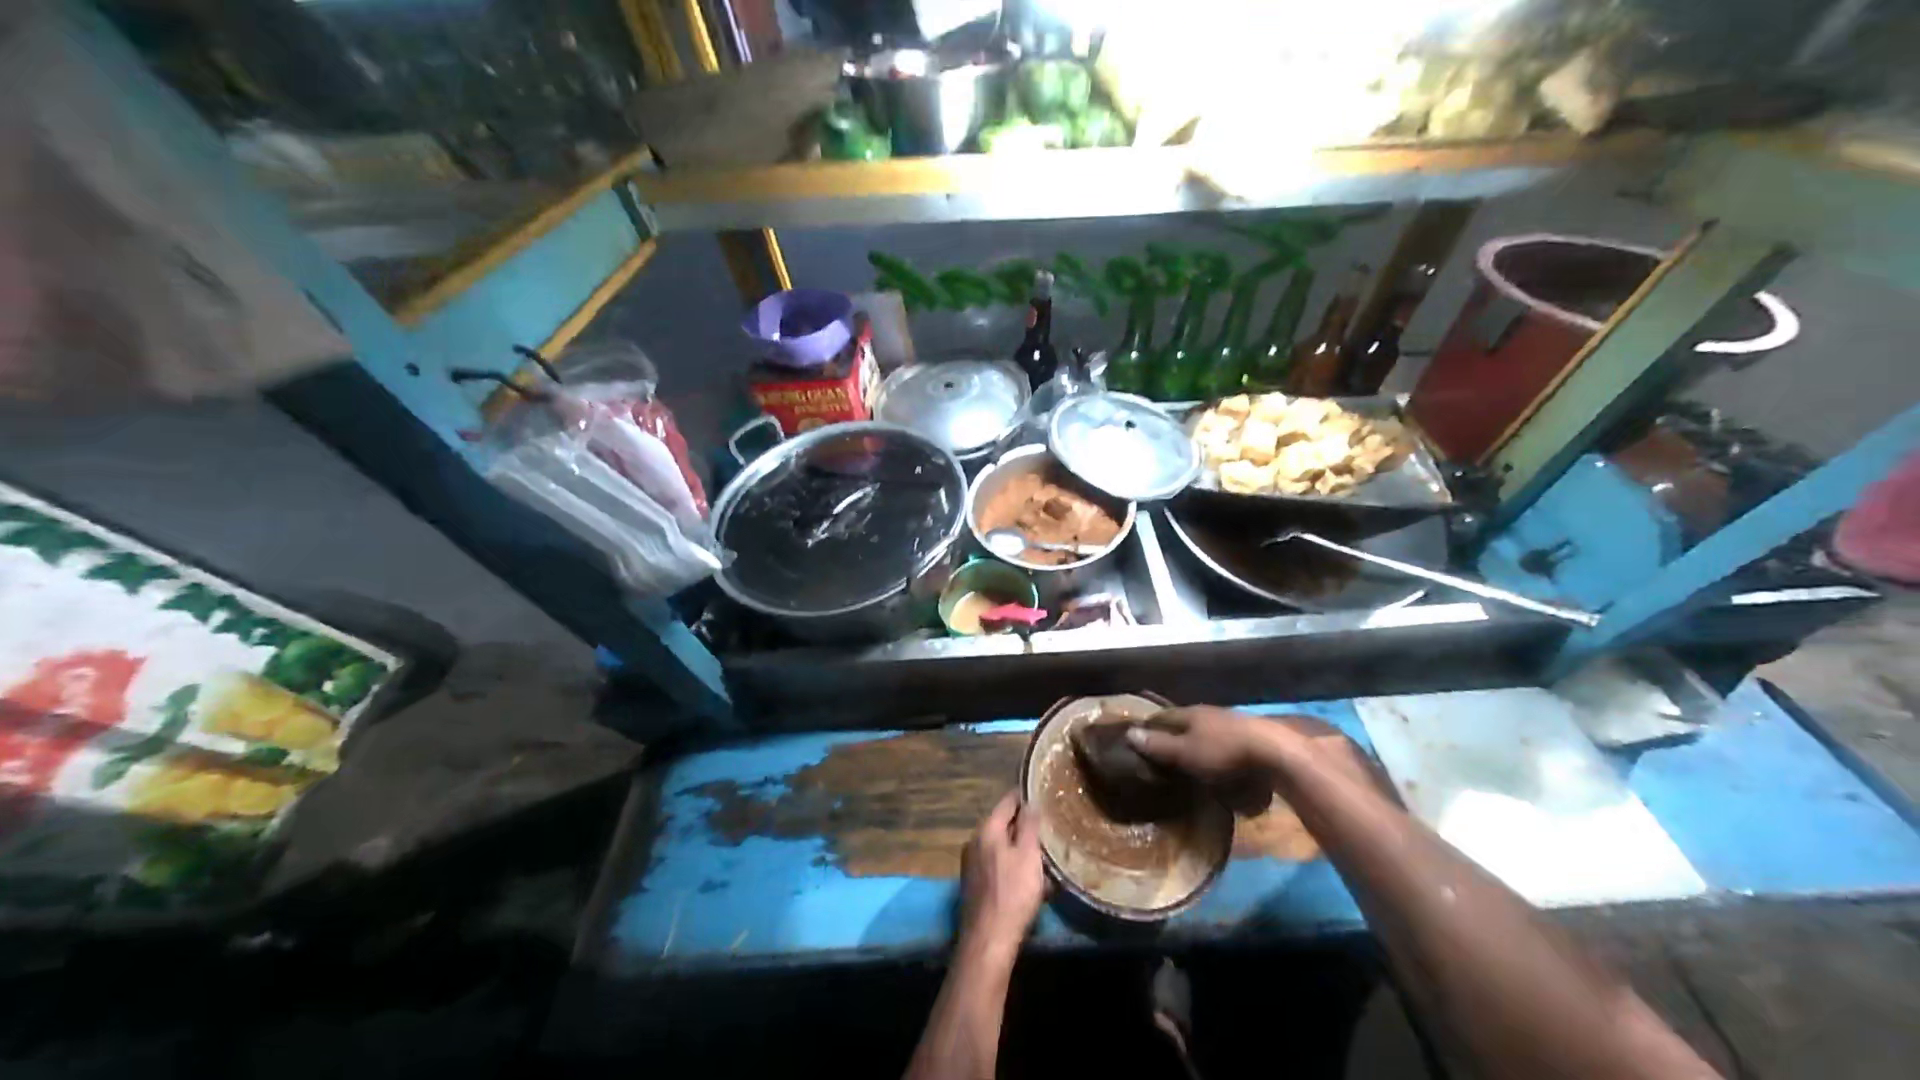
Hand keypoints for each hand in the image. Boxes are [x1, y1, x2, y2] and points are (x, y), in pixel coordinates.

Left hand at [959, 790, 1045, 952]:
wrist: (988, 939)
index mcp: (987, 829)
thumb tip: (1030, 802)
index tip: (1042, 795)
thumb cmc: (1013, 893)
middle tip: (1047, 829)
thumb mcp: (1028, 856)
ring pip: (1001, 846)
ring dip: (1021, 849)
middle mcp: (974, 841)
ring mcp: (971, 863)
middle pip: (1003, 824)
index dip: (1024, 797)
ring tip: (1043, 858)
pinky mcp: (974, 883)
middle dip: (1024, 826)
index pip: (1007, 801)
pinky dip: (1013, 866)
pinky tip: (1029, 881)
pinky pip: (997, 864)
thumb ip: (1029, 826)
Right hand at [1129, 706, 1361, 789]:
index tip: (1140, 737)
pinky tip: (1223, 773)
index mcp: (1192, 713)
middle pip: (1188, 724)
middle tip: (1165, 755)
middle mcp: (1212, 714)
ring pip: (1210, 734)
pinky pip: (1230, 748)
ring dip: (1202, 747)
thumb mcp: (1184, 752)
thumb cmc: (1223, 751)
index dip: (1151, 725)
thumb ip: (1158, 745)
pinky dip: (1222, 757)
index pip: (1165, 715)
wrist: (1276, 753)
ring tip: (1192, 766)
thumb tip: (1129, 733)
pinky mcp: (1254, 741)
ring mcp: (1234, 726)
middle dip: (1177, 736)